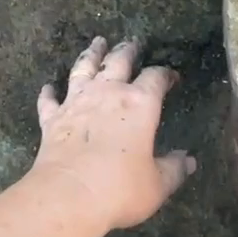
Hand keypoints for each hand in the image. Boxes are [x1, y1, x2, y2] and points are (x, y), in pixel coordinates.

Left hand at [29, 37, 196, 231]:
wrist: (69, 194)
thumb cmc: (120, 189)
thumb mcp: (157, 185)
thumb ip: (173, 169)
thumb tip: (188, 160)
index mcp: (139, 104)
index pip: (155, 78)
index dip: (165, 74)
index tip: (171, 76)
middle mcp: (107, 93)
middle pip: (118, 61)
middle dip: (127, 50)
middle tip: (132, 42)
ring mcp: (76, 101)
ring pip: (84, 68)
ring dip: (91, 54)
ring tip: (96, 43)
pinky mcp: (53, 116)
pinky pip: (50, 99)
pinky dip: (49, 92)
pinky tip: (49, 87)